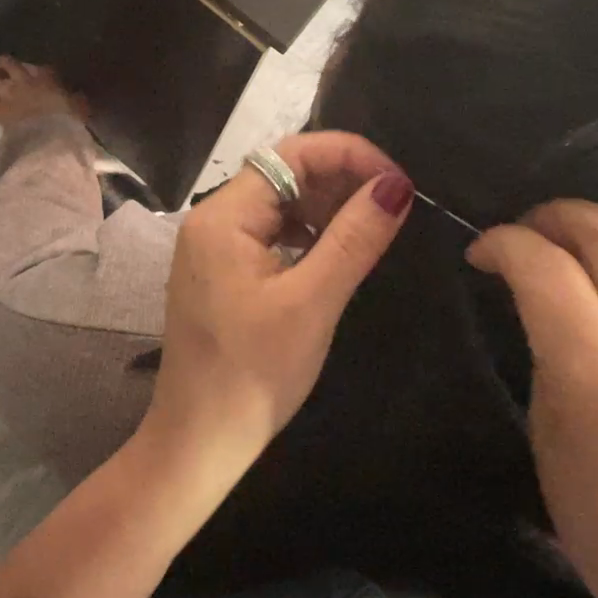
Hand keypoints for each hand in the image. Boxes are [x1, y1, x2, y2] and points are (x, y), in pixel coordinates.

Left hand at [0, 57, 88, 128]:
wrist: (47, 132)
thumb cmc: (68, 119)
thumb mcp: (79, 109)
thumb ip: (78, 102)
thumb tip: (81, 99)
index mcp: (46, 80)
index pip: (45, 70)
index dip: (44, 70)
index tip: (45, 72)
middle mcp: (24, 82)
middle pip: (10, 64)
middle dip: (6, 62)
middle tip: (2, 62)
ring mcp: (8, 94)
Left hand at [149, 132, 413, 458]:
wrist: (200, 442)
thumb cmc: (253, 374)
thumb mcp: (312, 303)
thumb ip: (354, 239)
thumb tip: (397, 185)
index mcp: (223, 217)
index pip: (291, 155)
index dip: (349, 155)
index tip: (397, 182)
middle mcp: (213, 221)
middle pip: (284, 173)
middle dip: (341, 180)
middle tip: (392, 206)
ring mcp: (215, 248)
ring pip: (280, 203)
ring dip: (327, 207)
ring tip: (373, 227)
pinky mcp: (224, 273)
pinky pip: (272, 234)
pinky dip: (309, 234)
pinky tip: (337, 252)